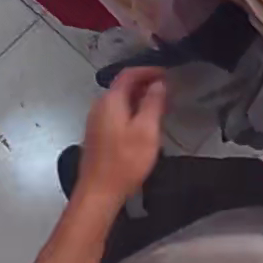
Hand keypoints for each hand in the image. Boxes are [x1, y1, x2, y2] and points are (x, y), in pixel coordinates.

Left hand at [75, 67, 167, 203]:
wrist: (99, 192)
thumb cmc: (124, 162)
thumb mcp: (146, 130)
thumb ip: (153, 103)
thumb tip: (158, 84)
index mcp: (111, 101)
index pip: (129, 74)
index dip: (148, 70)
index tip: (166, 74)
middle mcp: (100, 107)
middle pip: (123, 86)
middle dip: (145, 84)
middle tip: (166, 89)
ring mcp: (96, 121)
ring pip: (120, 100)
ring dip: (140, 98)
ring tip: (160, 105)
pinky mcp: (97, 135)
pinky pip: (116, 113)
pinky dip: (132, 110)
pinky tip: (145, 123)